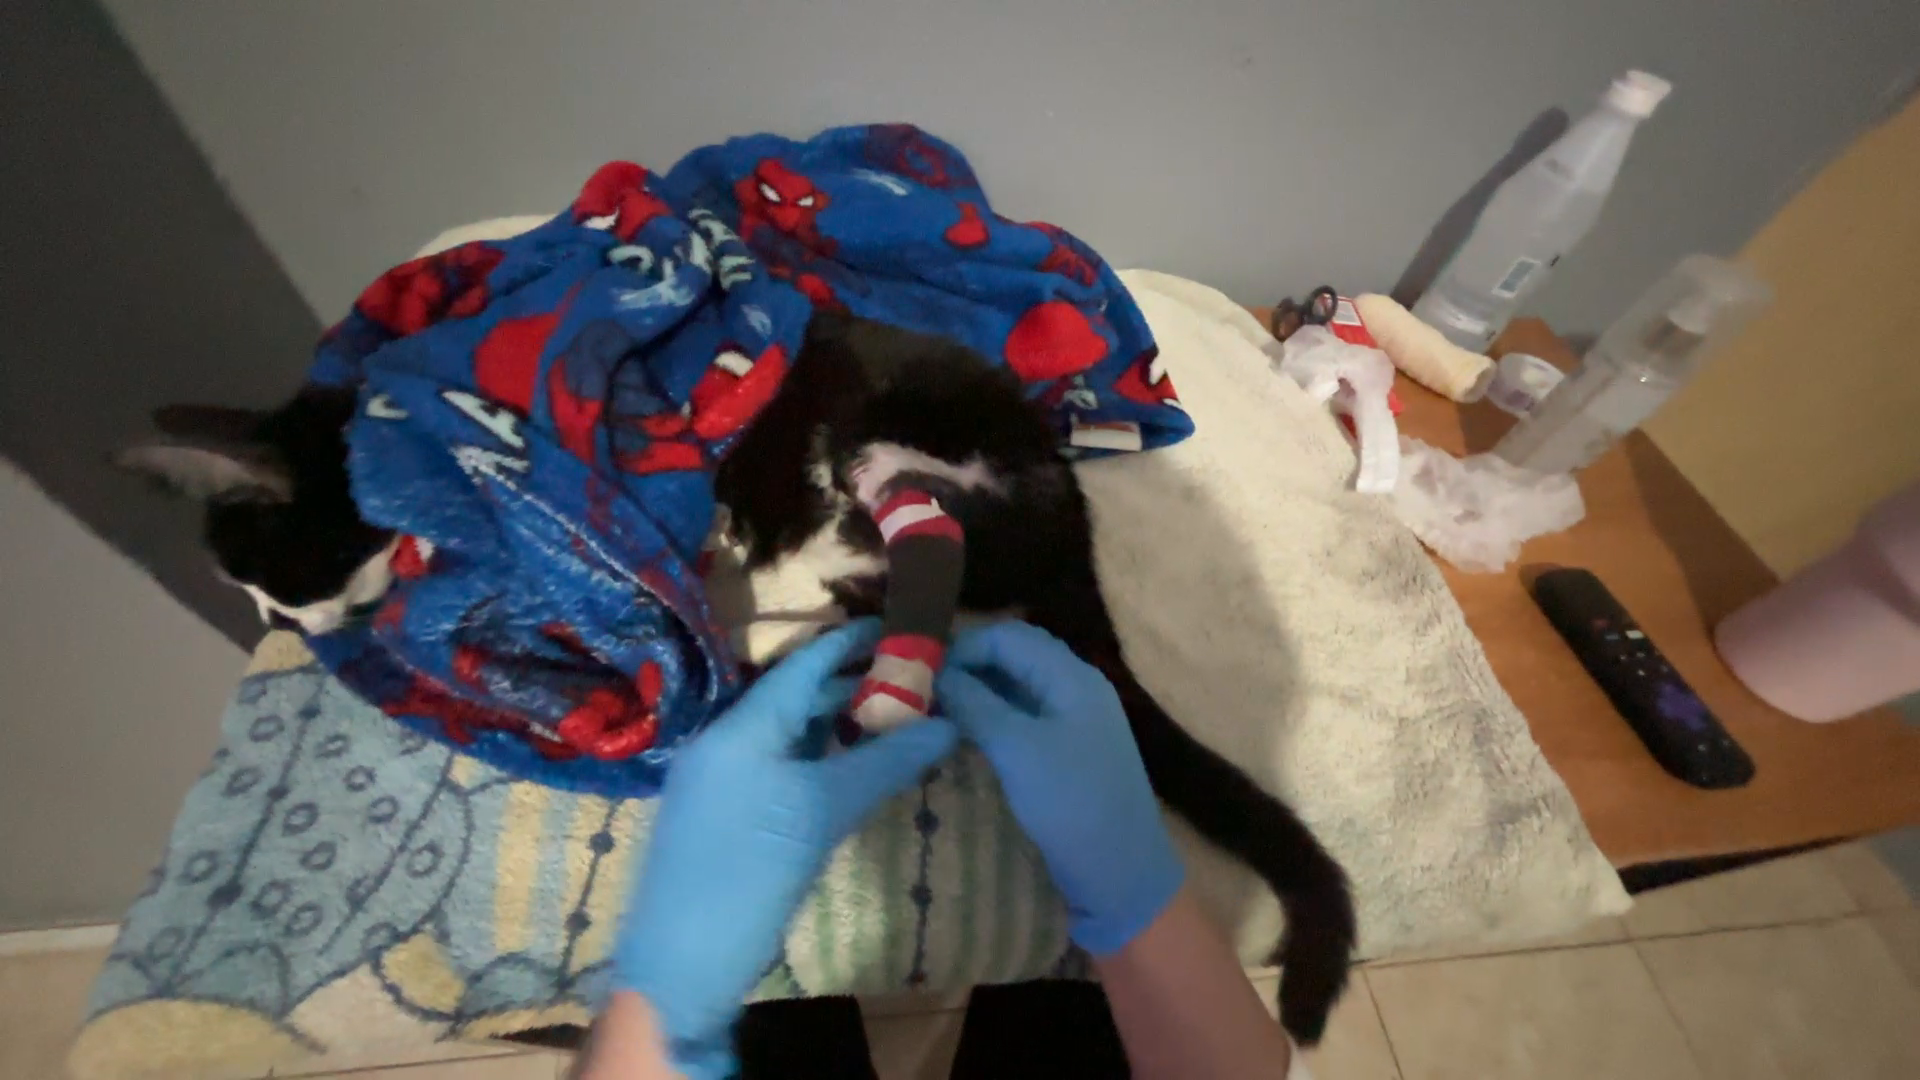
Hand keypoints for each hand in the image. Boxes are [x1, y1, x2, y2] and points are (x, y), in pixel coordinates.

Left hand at [612, 620, 957, 1076]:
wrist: (679, 969)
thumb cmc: (750, 875)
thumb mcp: (824, 813)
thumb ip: (886, 762)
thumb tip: (949, 724)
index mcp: (742, 727)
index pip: (804, 663)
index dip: (850, 642)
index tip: (896, 628)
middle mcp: (725, 739)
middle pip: (797, 696)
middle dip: (853, 686)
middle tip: (909, 681)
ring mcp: (720, 776)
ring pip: (789, 732)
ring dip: (838, 724)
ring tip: (892, 717)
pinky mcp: (723, 810)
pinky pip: (778, 764)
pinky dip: (818, 757)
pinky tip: (852, 764)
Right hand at [935, 620, 1183, 955]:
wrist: (1122, 876)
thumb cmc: (1072, 803)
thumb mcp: (1018, 749)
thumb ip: (976, 704)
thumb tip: (936, 675)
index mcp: (1071, 676)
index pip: (1008, 636)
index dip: (964, 647)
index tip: (920, 671)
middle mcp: (1073, 687)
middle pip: (1013, 656)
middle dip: (967, 667)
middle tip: (922, 689)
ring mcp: (1070, 720)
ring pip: (1014, 687)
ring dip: (976, 692)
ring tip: (934, 709)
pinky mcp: (1063, 750)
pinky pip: (1020, 717)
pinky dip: (990, 717)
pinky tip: (962, 733)